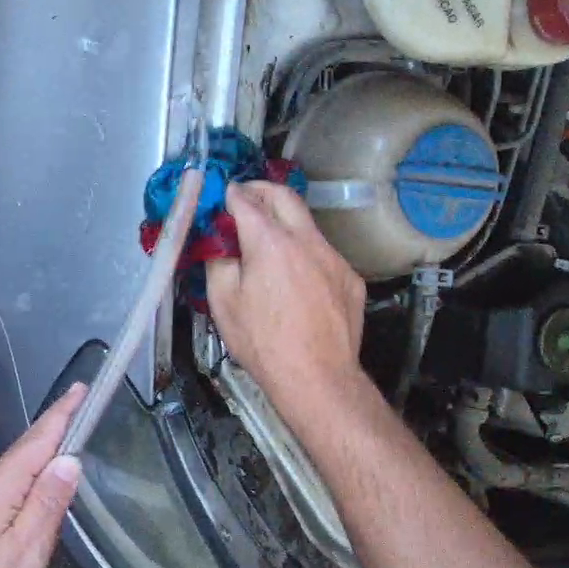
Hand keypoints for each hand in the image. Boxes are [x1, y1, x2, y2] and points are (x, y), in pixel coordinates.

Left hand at [0, 385, 84, 567]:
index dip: (61, 414)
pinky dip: (7, 512)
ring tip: (33, 547)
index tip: (79, 387)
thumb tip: (68, 458)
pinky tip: (5, 547)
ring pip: (5, 486)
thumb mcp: (24, 557)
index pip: (36, 440)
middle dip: (48, 471)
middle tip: (69, 504)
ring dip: (27, 501)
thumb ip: (46, 505)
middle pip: (21, 463)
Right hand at [207, 181, 366, 408]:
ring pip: (306, 226)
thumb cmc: (262, 341)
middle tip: (244, 197)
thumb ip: (218, 261)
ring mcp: (334, 259)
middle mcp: (306, 242)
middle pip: (285, 197)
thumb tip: (218, 242)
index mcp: (270, 243)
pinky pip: (322, 254)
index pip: (246, 202)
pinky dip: (303, 253)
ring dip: (284, 223)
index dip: (230, 194)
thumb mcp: (222, 300)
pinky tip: (292, 279)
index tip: (221, 195)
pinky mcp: (350, 278)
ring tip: (264, 242)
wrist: (316, 377)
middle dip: (261, 190)